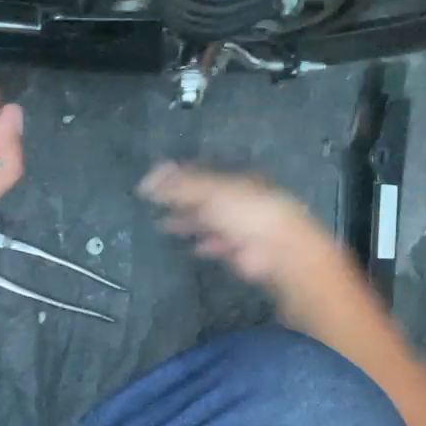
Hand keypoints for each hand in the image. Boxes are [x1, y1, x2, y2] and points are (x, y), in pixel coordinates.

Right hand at [137, 162, 347, 294]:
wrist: (279, 248)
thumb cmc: (245, 213)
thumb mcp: (210, 193)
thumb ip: (179, 186)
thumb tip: (146, 180)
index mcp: (235, 181)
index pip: (201, 175)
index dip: (176, 178)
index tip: (154, 183)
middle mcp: (240, 200)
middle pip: (205, 198)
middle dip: (181, 201)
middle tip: (156, 204)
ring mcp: (244, 225)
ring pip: (211, 221)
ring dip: (190, 223)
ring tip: (165, 226)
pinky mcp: (244, 250)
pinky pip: (220, 244)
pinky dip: (206, 245)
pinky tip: (194, 248)